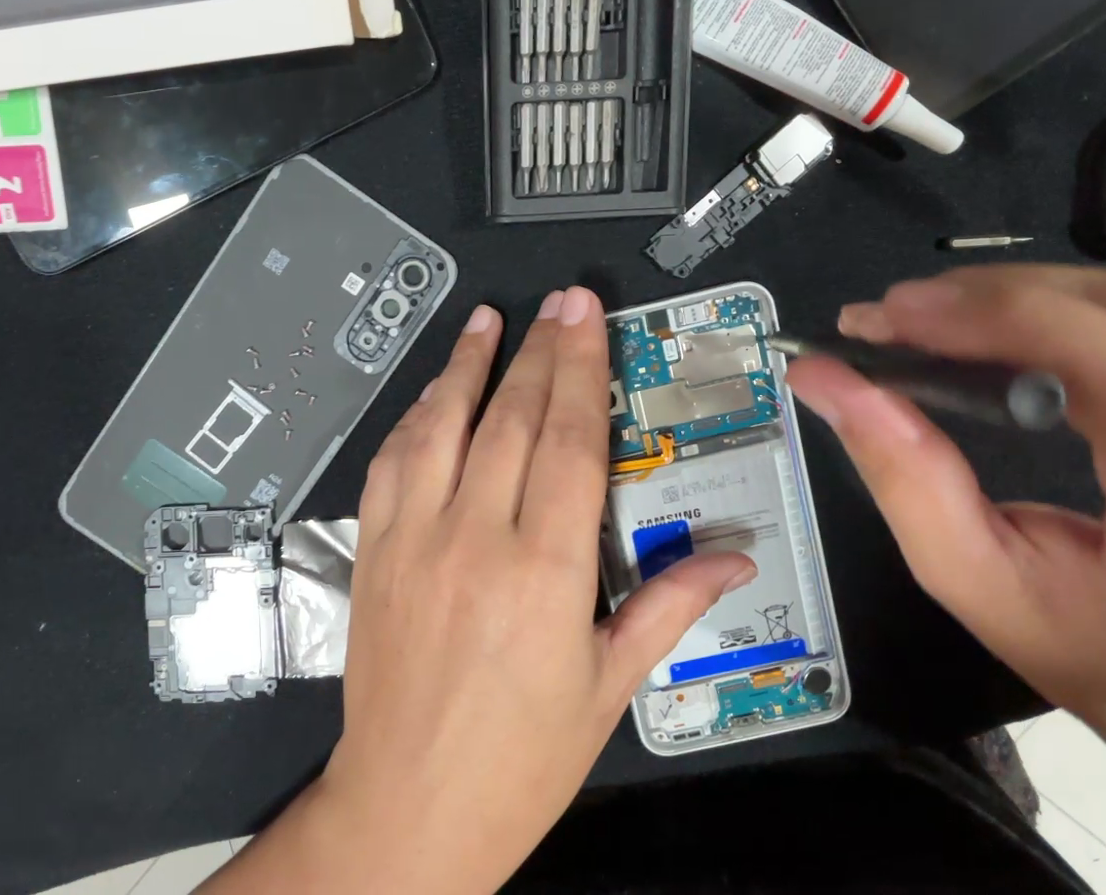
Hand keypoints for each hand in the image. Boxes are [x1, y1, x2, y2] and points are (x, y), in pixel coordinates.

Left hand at [211, 288, 755, 894]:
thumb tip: (734, 556)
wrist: (410, 804)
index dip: (580, 367)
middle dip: (539, 350)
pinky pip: (391, 464)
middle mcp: (474, 536)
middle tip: (559, 301)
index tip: (586, 315)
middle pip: (511, 418)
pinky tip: (433, 394)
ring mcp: (412, 537)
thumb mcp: (608, 687)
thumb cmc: (521, 757)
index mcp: (544, 568)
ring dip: (466, 366)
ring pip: (441, 426)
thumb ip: (667, 606)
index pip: (568, 439)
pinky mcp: (372, 550)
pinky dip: (416, 418)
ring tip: (488, 320)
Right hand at [787, 265, 1105, 884]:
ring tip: (936, 320)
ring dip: (1033, 298)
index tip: (899, 317)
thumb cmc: (1087, 649)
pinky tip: (1009, 335)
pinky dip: (1072, 313)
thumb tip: (820, 376)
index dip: (1025, 327)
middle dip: (1006, 301)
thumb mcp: (970, 580)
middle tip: (892, 316)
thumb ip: (901, 476)